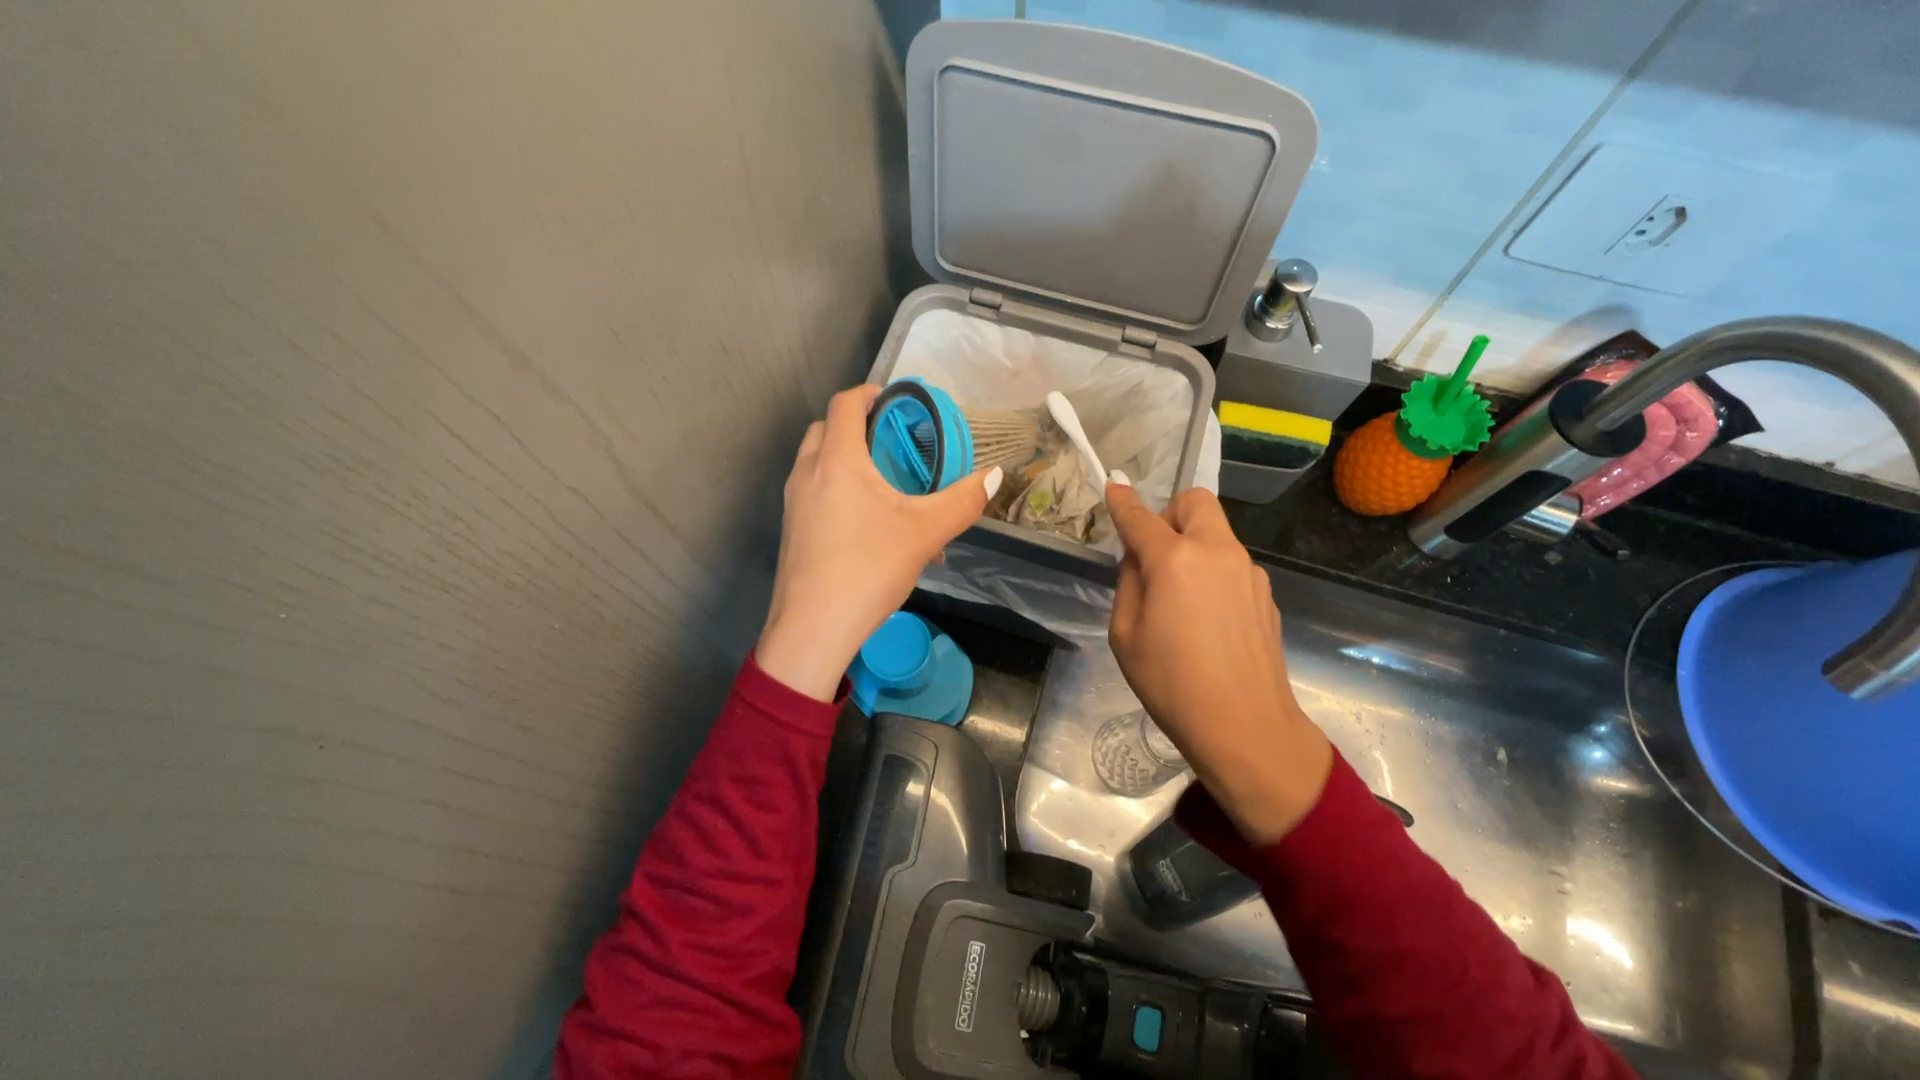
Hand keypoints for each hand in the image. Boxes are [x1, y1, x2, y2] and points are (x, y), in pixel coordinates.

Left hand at [757, 385, 1002, 700]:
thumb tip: (994, 476)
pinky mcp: (792, 530)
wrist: (813, 629)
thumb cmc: (867, 569)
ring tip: (888, 485)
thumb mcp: (925, 533)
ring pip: (819, 463)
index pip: (845, 403)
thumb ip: (962, 501)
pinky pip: (816, 493)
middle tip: (895, 442)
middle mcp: (807, 473)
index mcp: (836, 460)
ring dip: (849, 461)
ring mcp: (794, 503)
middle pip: (827, 429)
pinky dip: (840, 491)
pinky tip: (873, 527)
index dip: (871, 393)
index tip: (899, 402)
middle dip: (859, 427)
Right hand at [1106, 477, 1332, 842]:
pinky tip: (1207, 622)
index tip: (1113, 488)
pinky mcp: (1265, 595)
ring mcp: (1248, 572)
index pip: (1141, 518)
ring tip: (1180, 599)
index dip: (1122, 502)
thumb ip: (1130, 584)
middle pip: (1195, 503)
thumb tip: (1140, 560)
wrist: (1245, 726)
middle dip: (1170, 514)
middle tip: (1155, 553)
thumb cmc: (1172, 684)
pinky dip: (1213, 574)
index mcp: (1175, 560)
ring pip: (1217, 535)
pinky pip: (1232, 566)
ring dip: (1194, 547)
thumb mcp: (1126, 636)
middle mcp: (1217, 553)